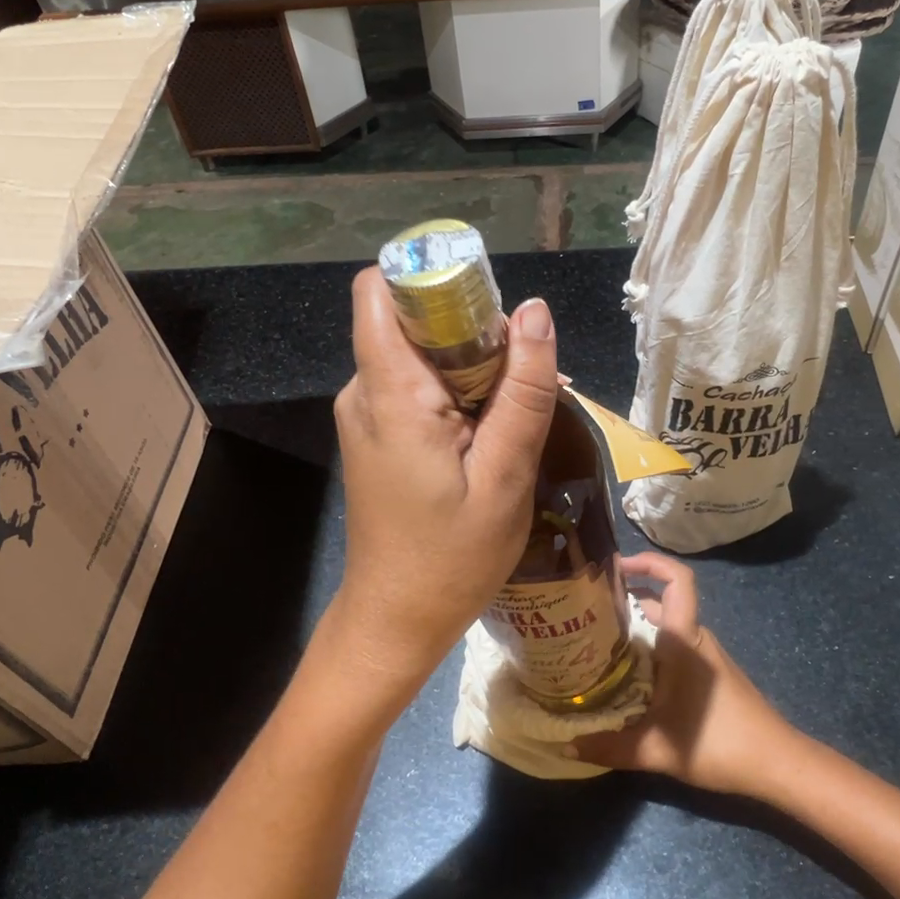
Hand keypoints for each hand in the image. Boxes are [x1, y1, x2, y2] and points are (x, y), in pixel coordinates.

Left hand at [327, 266, 558, 710]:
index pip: (381, 290)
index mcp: (390, 395)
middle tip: (522, 385)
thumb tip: (534, 310)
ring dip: (472, 368)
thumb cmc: (452, 558)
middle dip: (471, 332)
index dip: (433, 279)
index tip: (489, 310)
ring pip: (420, 353)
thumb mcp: (504, 477)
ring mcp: (366, 412)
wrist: (396, 619)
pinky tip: (489, 437)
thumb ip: (523, 392)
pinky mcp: (376, 432)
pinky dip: (457, 394)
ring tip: (513, 419)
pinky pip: (417, 385)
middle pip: (412, 319)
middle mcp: (364, 391)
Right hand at [573, 554, 796, 796]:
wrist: (775, 763)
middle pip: (658, 602)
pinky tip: (624, 673)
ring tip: (593, 641)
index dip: (649, 562)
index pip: (676, 580)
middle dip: (623, 598)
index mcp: (683, 641)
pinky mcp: (707, 674)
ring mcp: (703, 656)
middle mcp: (694, 639)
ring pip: (663, 626)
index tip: (615, 567)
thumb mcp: (658, 750)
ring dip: (633, 626)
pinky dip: (647, 648)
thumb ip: (611, 747)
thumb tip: (567, 745)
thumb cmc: (719, 743)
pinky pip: (671, 646)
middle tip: (583, 610)